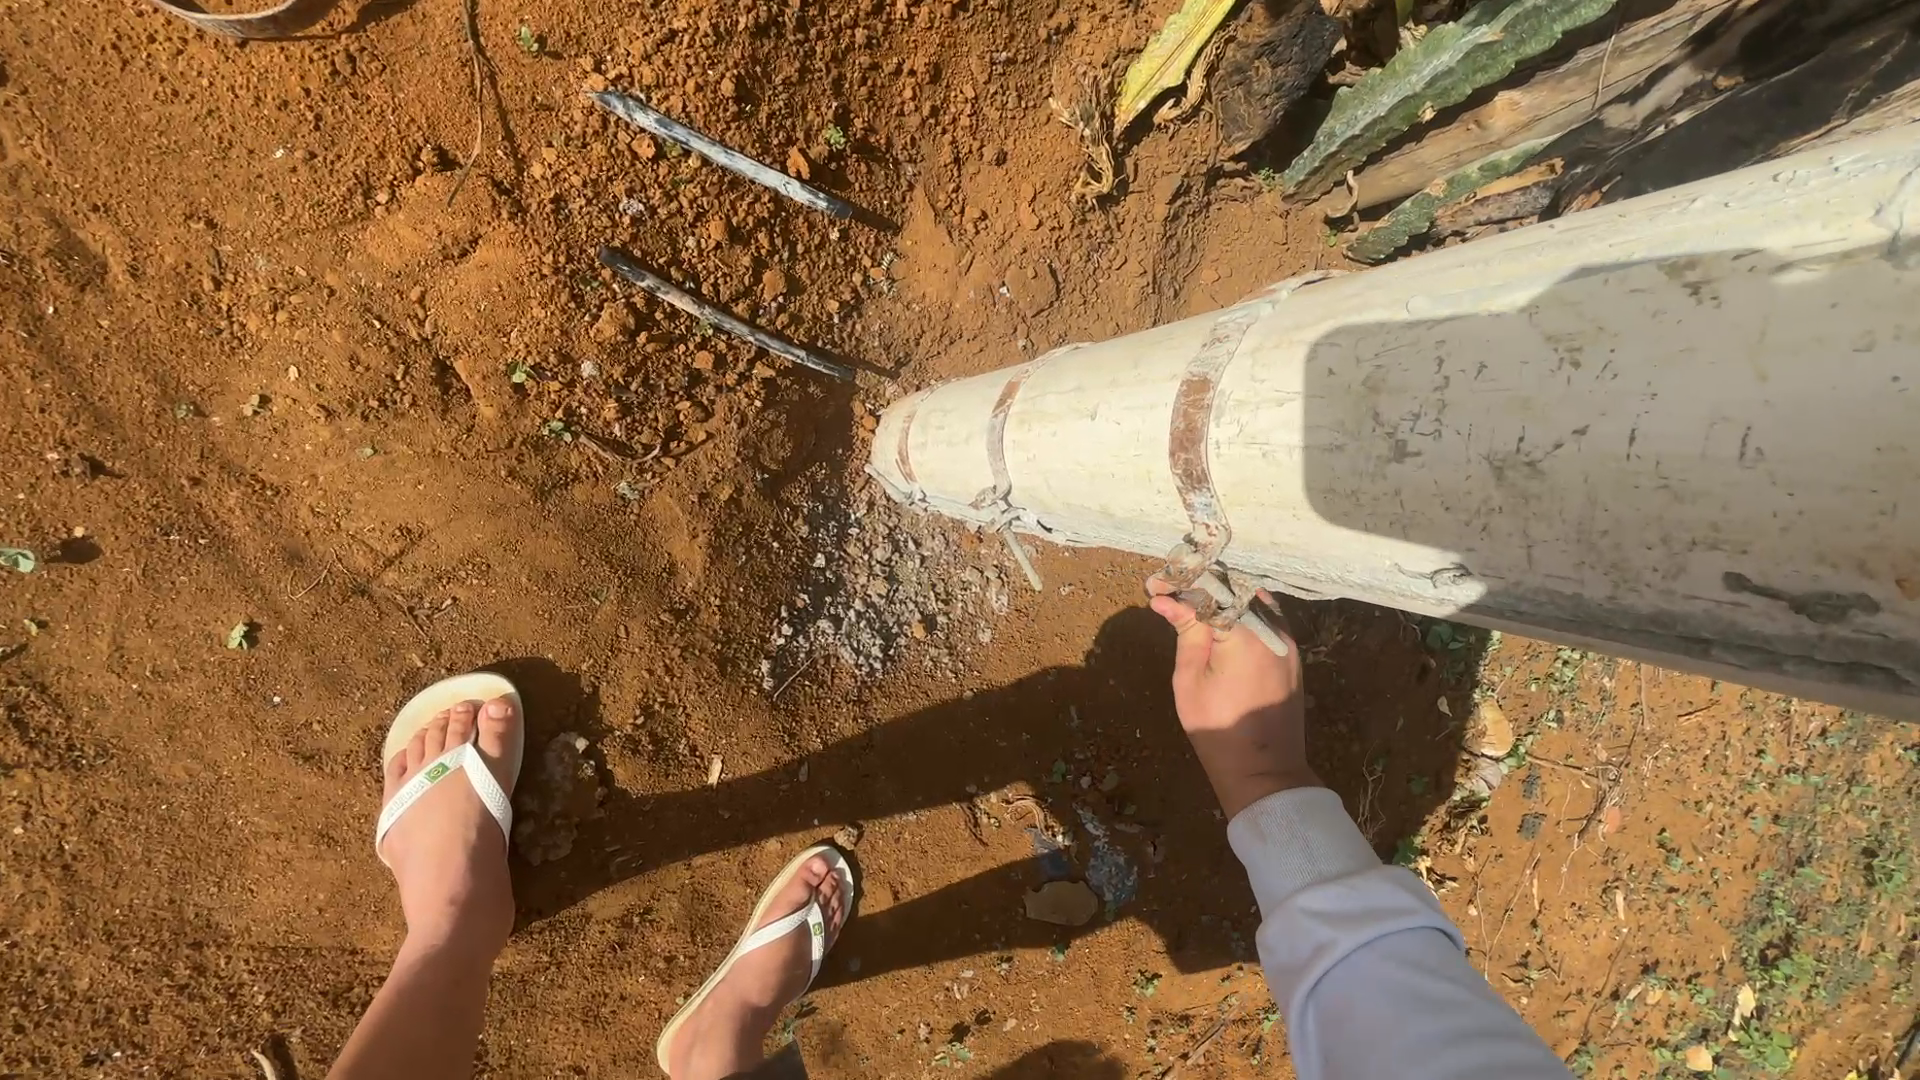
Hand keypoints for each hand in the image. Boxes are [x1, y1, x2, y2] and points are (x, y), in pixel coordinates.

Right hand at [1148, 581, 1319, 817]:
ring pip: (1253, 599)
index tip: (1155, 585)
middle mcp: (1273, 630)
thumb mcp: (1190, 679)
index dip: (1180, 584)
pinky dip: (1240, 610)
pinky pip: (1265, 617)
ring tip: (1190, 601)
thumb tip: (1166, 599)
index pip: (1210, 591)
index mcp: (1246, 635)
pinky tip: (1218, 617)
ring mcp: (1287, 641)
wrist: (1264, 770)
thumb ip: (1186, 632)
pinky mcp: (1290, 653)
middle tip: (1169, 591)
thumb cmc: (1216, 728)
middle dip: (1200, 585)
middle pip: (1235, 589)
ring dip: (1221, 595)